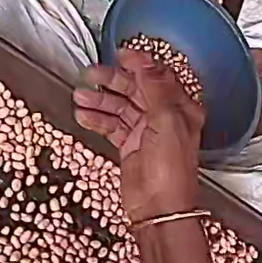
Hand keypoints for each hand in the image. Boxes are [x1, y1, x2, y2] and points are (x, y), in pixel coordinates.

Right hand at [74, 50, 202, 222]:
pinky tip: (84, 115)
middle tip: (90, 75)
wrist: (159, 208)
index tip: (120, 54)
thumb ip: (155, 89)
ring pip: (120, 107)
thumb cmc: (171, 171)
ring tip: (80, 97)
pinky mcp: (131, 147)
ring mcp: (146, 132)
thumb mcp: (167, 121)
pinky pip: (111, 126)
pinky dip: (97, 120)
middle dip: (112, 81)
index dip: (139, 64)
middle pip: (135, 89)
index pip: (158, 77)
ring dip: (100, 101)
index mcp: (181, 108)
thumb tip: (146, 63)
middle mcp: (165, 118)